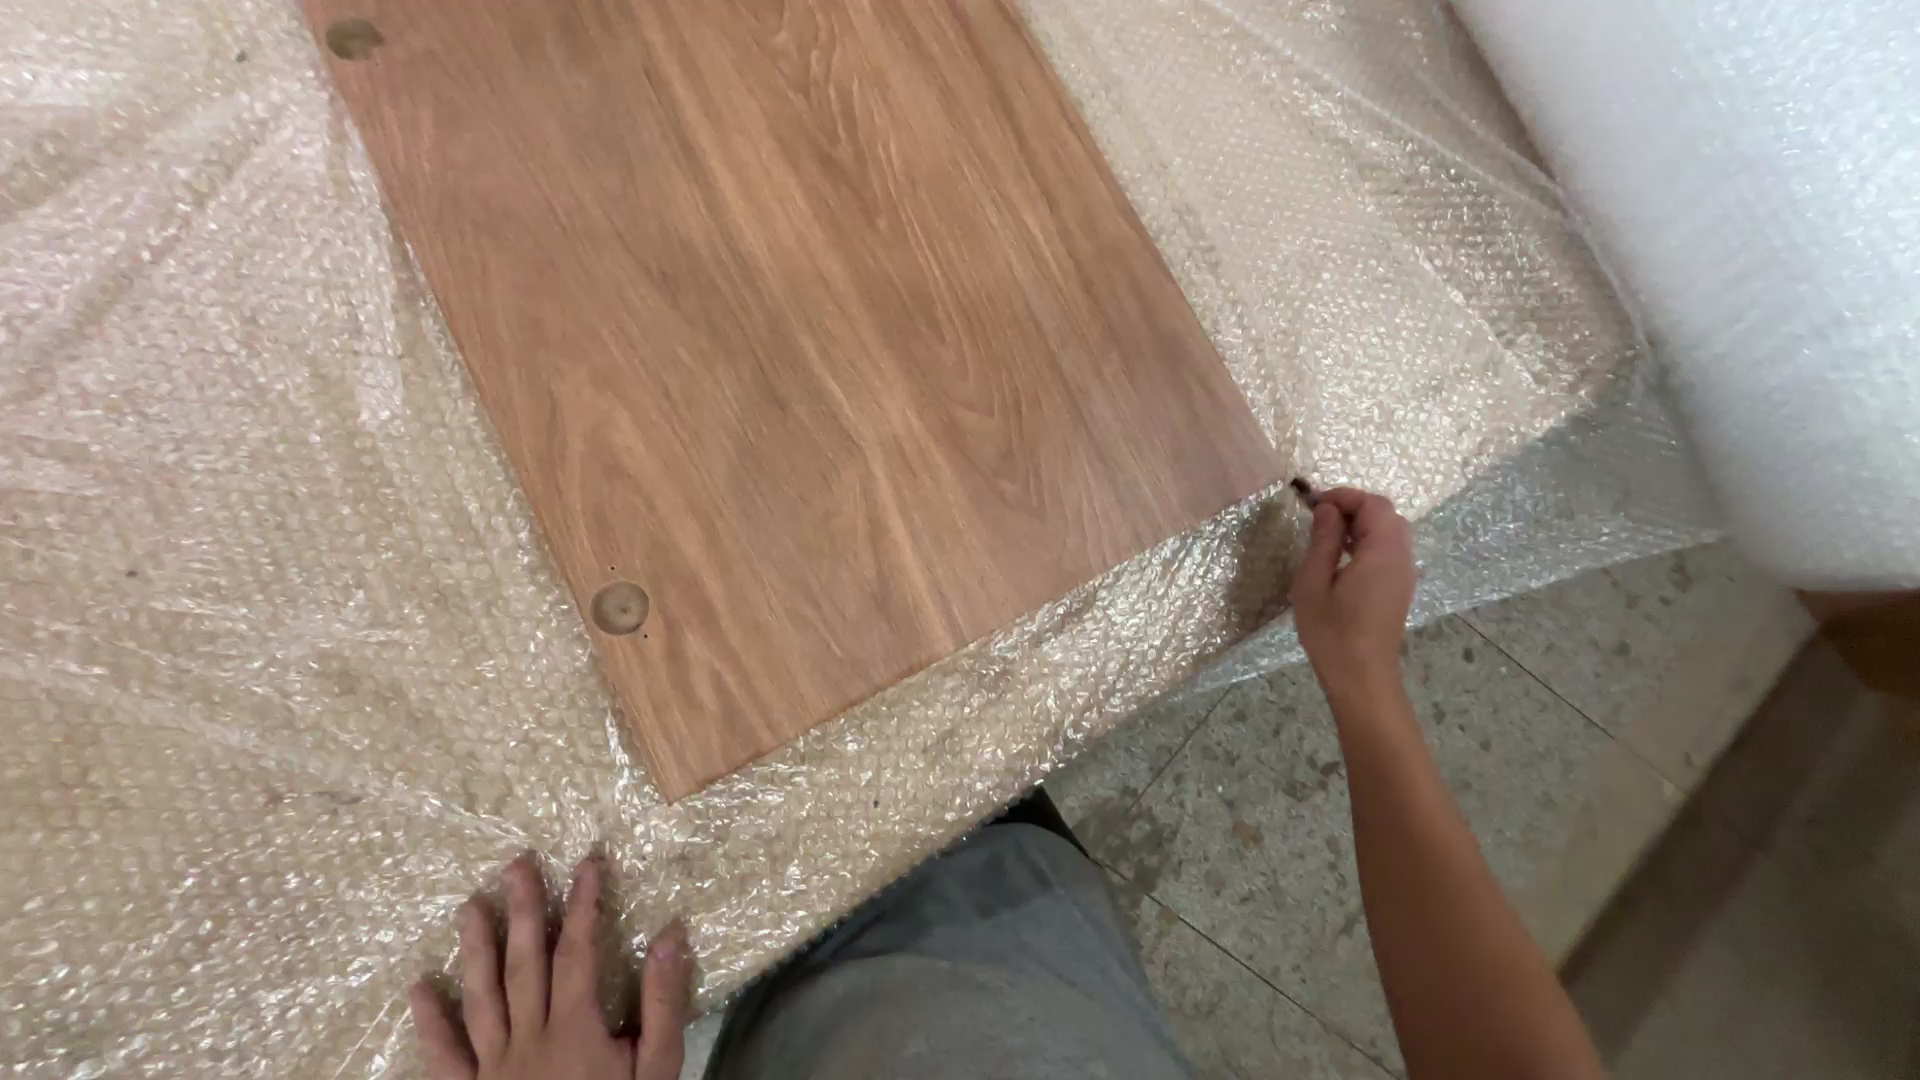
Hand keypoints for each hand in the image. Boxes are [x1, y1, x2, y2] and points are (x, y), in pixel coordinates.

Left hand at [409, 854, 690, 1079]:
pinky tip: (419, 989)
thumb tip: (668, 934)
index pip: (578, 949)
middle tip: (515, 864)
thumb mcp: (656, 1069)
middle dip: (523, 909)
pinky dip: (430, 1022)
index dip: (585, 901)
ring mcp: (491, 1069)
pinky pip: (444, 1057)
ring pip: (480, 998)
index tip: (589, 860)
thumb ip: (662, 1003)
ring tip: (469, 906)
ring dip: (475, 949)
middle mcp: (527, 1038)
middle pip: (523, 962)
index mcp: (575, 1028)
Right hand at [1290, 487, 1416, 703]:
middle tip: (1318, 517)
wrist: (1360, 676)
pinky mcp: (1398, 587)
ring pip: (1390, 531)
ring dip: (1359, 524)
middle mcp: (1401, 558)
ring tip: (1325, 535)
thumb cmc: (1331, 631)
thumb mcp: (1313, 582)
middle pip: (1386, 514)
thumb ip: (1323, 541)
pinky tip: (1339, 557)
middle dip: (1352, 506)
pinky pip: (1388, 550)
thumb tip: (1327, 510)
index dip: (1344, 496)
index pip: (1373, 505)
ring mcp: (1404, 574)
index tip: (1311, 504)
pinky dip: (1366, 541)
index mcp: (1382, 552)